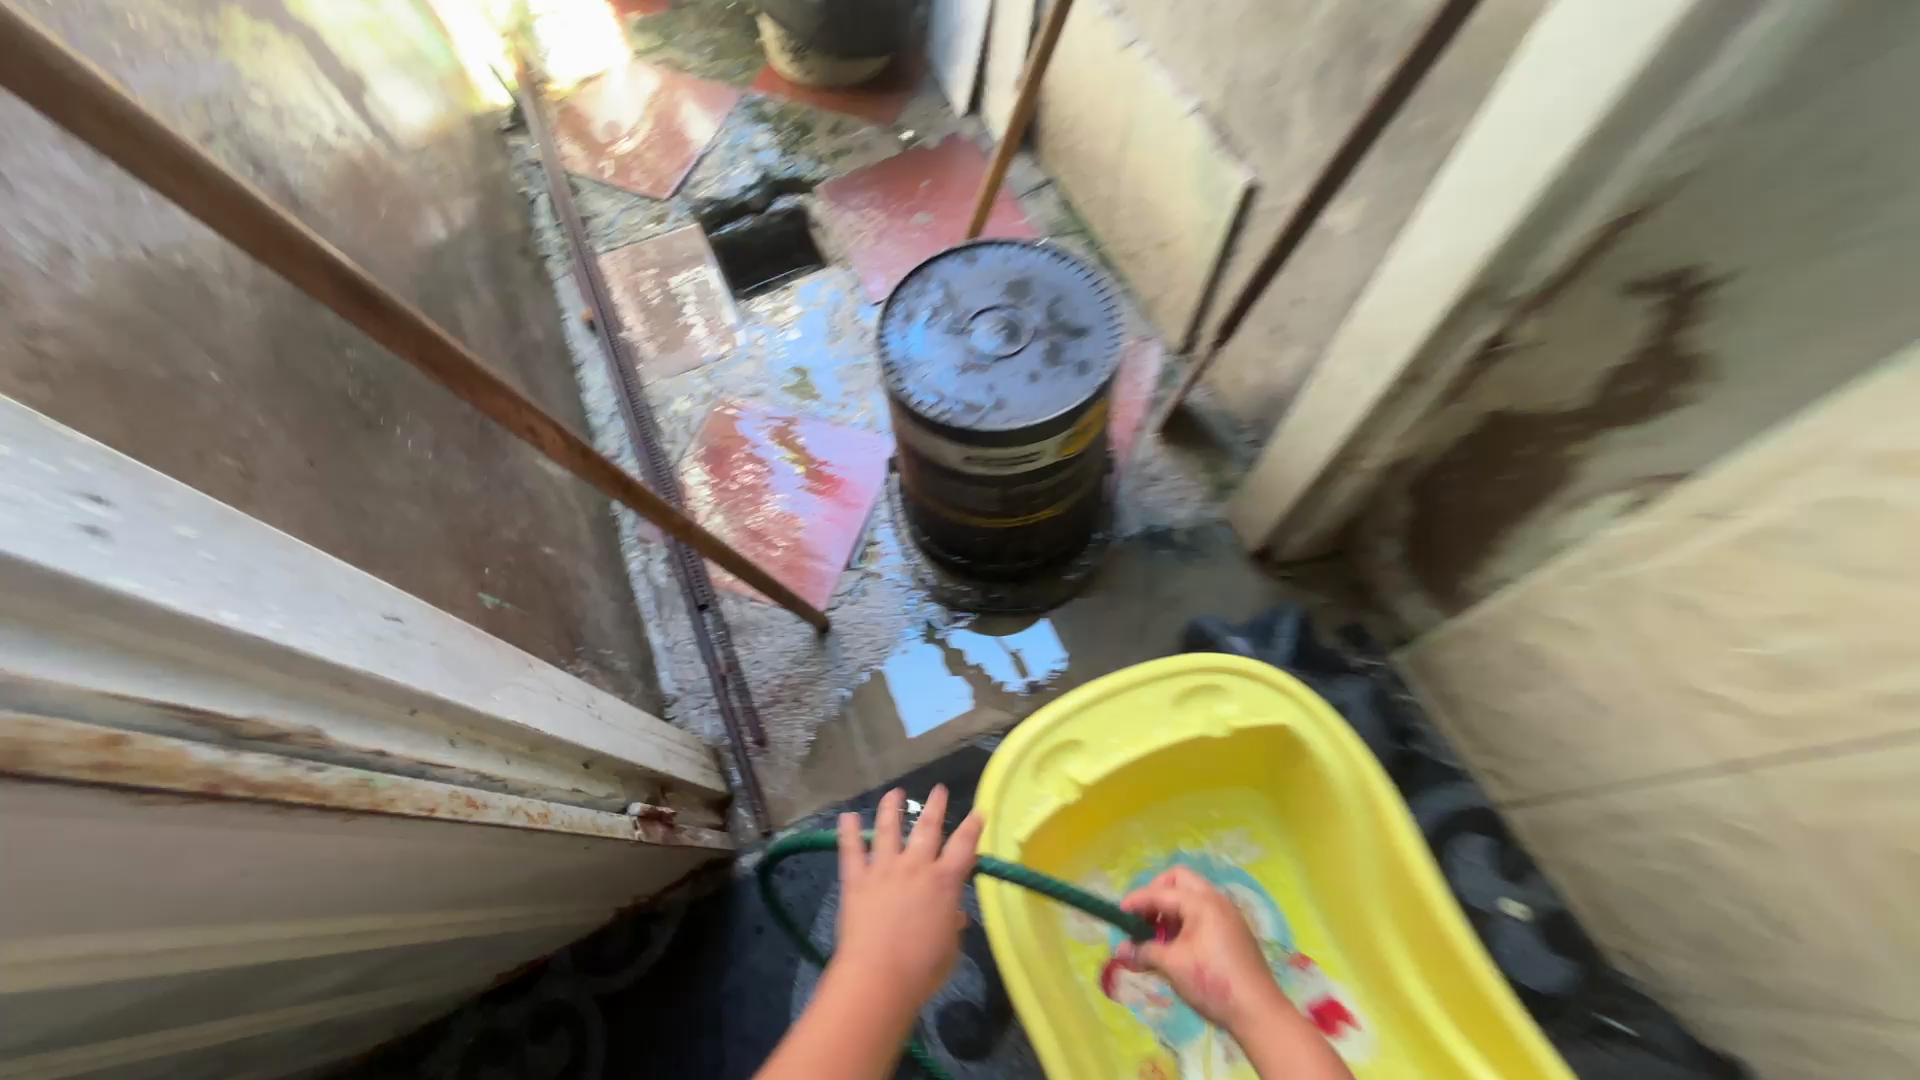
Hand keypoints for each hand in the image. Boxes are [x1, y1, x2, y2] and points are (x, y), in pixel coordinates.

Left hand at [833, 785, 984, 1006]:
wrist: (878, 977)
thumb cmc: (922, 969)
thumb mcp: (949, 948)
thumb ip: (952, 924)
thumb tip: (953, 915)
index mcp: (944, 882)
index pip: (964, 846)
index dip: (973, 827)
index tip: (978, 811)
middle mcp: (916, 866)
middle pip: (928, 828)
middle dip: (935, 806)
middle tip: (939, 789)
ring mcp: (884, 869)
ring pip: (889, 829)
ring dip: (892, 808)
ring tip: (895, 792)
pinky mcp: (856, 879)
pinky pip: (851, 850)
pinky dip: (849, 832)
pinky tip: (847, 816)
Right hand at [1115, 866, 1288, 1035]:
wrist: (1260, 1013)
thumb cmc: (1213, 983)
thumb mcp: (1173, 966)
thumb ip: (1144, 952)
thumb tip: (1120, 952)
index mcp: (1202, 902)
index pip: (1161, 892)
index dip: (1137, 901)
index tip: (1118, 914)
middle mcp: (1216, 900)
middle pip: (1179, 880)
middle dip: (1156, 893)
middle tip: (1142, 917)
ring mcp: (1228, 914)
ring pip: (1191, 895)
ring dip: (1170, 908)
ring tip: (1157, 936)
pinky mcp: (1233, 931)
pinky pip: (1202, 911)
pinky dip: (1185, 919)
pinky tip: (1177, 945)